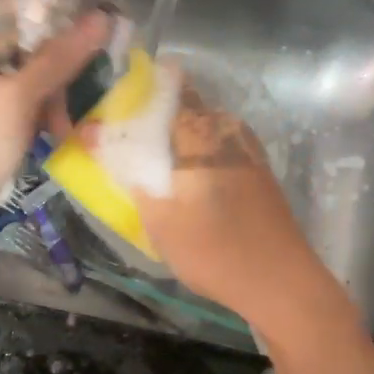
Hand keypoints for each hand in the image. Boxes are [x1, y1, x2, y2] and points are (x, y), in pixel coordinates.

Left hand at [0, 0, 111, 241]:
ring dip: (55, 99)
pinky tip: (59, 135)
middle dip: (61, 70)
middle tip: (93, 88)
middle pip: (27, 45)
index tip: (106, 27)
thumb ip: (59, 58)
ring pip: (29, 78)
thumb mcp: (16, 100)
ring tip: (70, 128)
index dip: (63, 18)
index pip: (19, 10)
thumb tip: (103, 17)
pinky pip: (21, 105)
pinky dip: (41, 117)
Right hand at [120, 76, 331, 323]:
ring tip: (154, 165)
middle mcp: (230, 133)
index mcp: (203, 134)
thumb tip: (94, 137)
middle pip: (189, 109)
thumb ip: (129, 174)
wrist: (279, 283)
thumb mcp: (159, 218)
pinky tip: (187, 185)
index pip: (171, 90)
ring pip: (207, 132)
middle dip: (158, 118)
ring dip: (180, 141)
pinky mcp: (259, 176)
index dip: (142, 93)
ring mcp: (250, 153)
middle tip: (128, 142)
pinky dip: (200, 158)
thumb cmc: (213, 250)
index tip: (118, 107)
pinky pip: (221, 151)